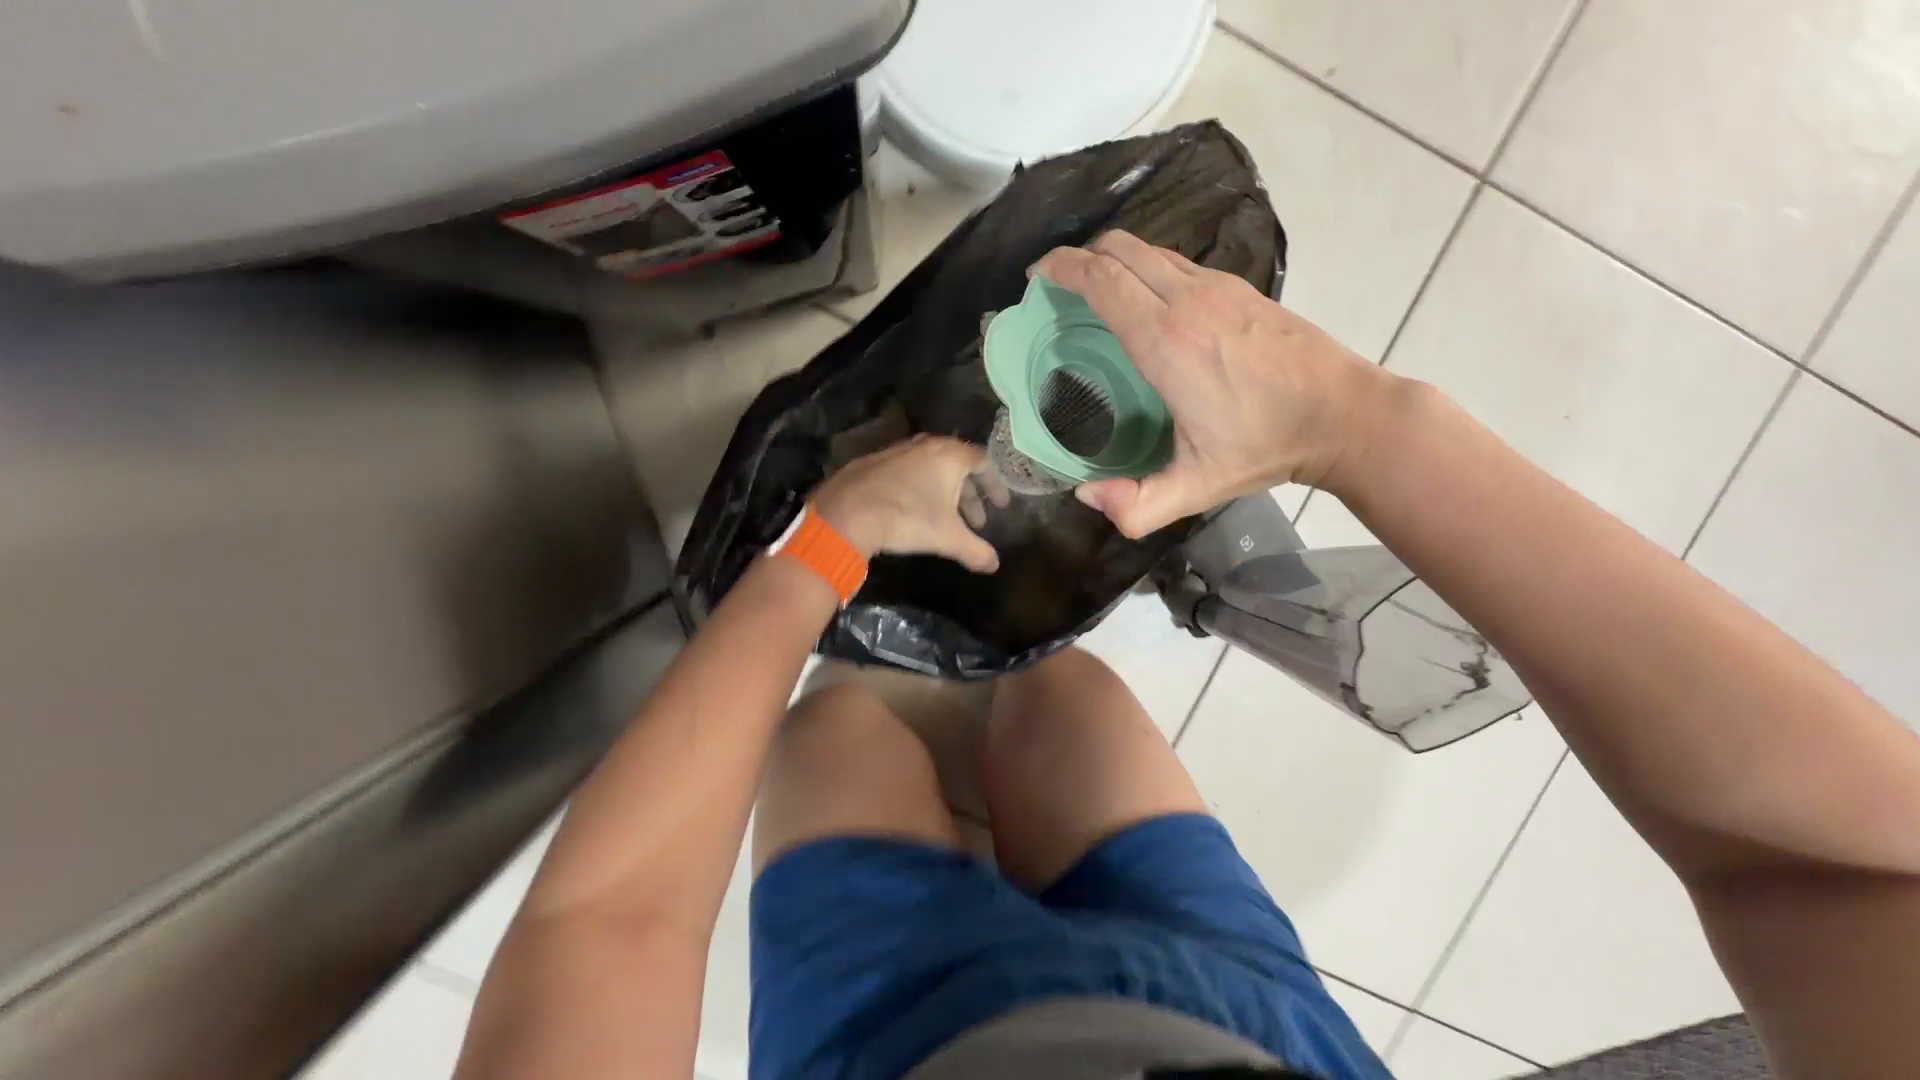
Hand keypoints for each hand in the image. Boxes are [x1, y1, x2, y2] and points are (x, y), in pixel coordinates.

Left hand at [811, 435, 999, 572]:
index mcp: (950, 456)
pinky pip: (907, 471)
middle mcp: (926, 446)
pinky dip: (919, 488)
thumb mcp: (947, 538)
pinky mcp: (874, 461)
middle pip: (958, 465)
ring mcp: (897, 451)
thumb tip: (995, 565)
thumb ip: (975, 550)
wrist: (847, 512)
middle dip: (970, 494)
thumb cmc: (907, 518)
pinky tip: (913, 510)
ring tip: (946, 518)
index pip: (984, 462)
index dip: (995, 485)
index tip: (1000, 506)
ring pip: (931, 468)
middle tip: (976, 521)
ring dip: (944, 492)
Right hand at [1029, 230, 1391, 537]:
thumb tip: (1084, 496)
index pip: (1101, 279)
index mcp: (1166, 340)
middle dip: (1080, 257)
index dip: (1061, 269)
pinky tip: (1146, 302)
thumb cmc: (1265, 447)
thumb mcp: (1196, 488)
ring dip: (1113, 260)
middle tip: (1057, 285)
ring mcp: (1217, 287)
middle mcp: (1187, 300)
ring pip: (1149, 250)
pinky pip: (1176, 263)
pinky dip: (1145, 269)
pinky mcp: (1240, 287)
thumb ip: (1136, 505)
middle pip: (1120, 248)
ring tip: (1094, 292)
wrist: (1344, 413)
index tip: (1036, 277)